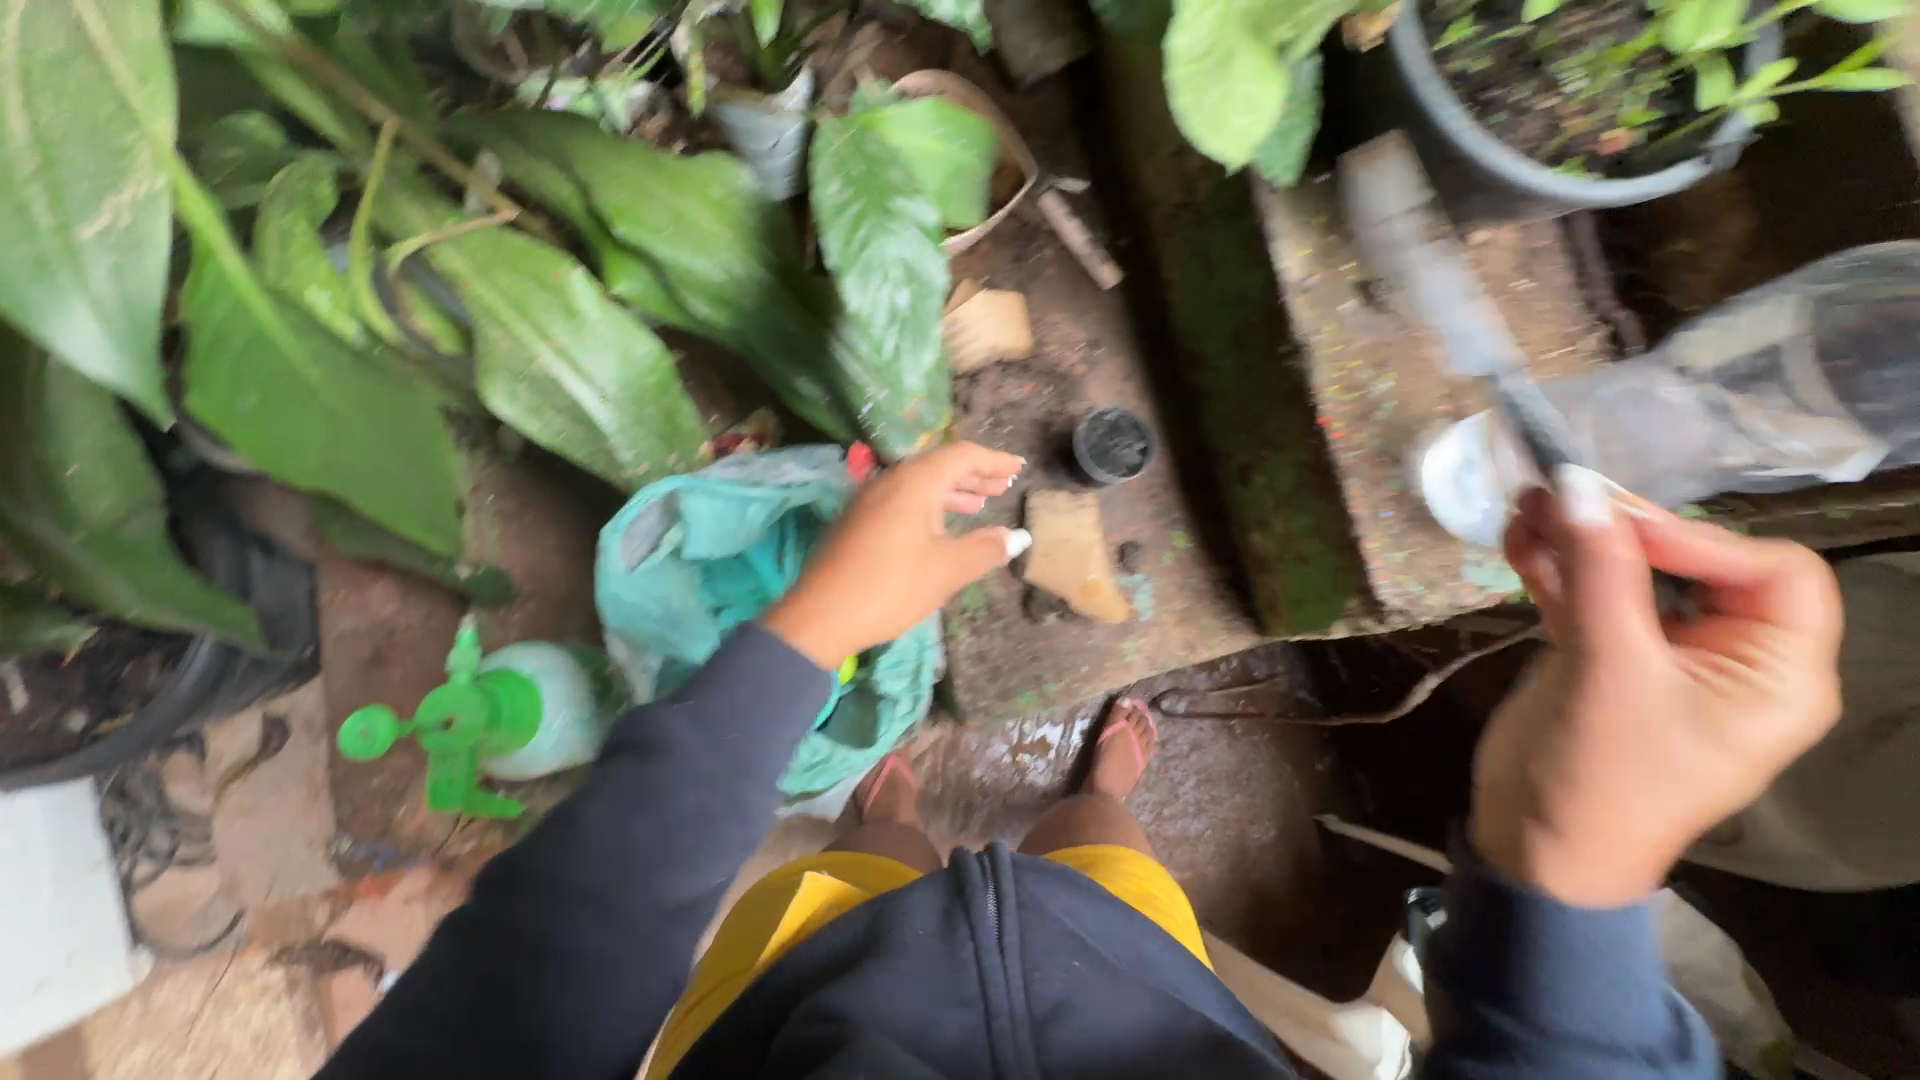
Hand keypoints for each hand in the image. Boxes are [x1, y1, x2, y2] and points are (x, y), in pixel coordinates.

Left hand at [762, 441, 1028, 668]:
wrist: (820, 616)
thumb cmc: (891, 587)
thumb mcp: (947, 570)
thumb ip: (986, 548)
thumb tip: (1017, 537)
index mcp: (915, 482)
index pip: (962, 456)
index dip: (993, 461)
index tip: (1017, 468)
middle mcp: (890, 481)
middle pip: (938, 466)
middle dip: (974, 476)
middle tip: (1003, 487)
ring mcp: (869, 500)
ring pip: (919, 484)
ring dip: (952, 492)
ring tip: (980, 506)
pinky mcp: (858, 521)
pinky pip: (902, 500)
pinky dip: (929, 506)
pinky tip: (939, 529)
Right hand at [1471, 465, 1843, 906]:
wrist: (1534, 844)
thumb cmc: (1600, 773)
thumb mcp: (1607, 671)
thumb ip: (1598, 576)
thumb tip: (1576, 489)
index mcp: (1773, 671)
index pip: (1769, 572)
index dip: (1696, 538)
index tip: (1611, 522)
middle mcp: (1726, 656)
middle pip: (1690, 565)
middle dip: (1622, 529)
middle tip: (1555, 494)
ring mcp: (1655, 656)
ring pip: (1626, 576)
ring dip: (1575, 541)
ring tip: (1522, 506)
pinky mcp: (1597, 658)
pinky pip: (1583, 598)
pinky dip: (1551, 568)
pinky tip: (1516, 540)